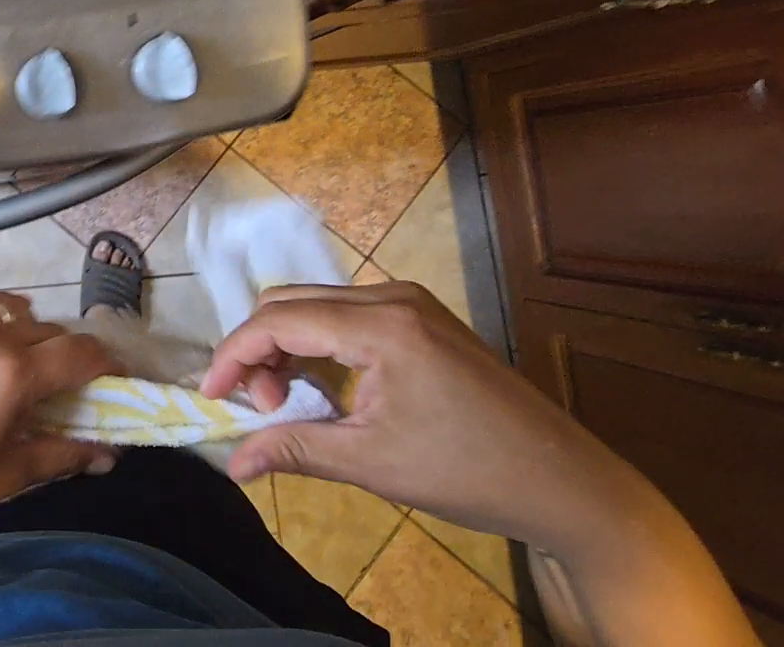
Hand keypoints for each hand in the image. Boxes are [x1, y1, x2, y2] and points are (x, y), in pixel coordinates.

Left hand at [0, 292, 120, 537]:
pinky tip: (5, 327)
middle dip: (72, 357)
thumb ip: (65, 455)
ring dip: (37, 336)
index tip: (118, 378)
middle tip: (73, 386)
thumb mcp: (10, 473)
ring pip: (19, 316)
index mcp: (14, 374)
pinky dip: (3, 310)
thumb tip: (109, 455)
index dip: (109, 364)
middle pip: (53, 333)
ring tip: (33, 364)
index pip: (81, 354)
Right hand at [200, 281, 660, 557]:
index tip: (211, 395)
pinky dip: (317, 345)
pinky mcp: (420, 316)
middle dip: (258, 349)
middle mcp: (391, 296)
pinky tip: (324, 388)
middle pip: (289, 301)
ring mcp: (409, 302)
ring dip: (286, 347)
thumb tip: (232, 465)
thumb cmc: (471, 474)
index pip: (278, 320)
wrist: (571, 486)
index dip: (234, 355)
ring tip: (290, 402)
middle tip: (260, 405)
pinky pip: (344, 315)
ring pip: (313, 304)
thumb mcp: (372, 464)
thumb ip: (293, 449)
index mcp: (381, 326)